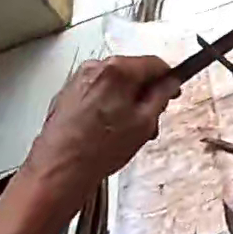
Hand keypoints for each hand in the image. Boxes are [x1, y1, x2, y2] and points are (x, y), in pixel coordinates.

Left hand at [0, 56, 178, 233]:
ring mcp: (78, 81)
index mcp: (116, 69)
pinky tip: (109, 132)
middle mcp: (94, 68)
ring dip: (127, 101)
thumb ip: (161, 96)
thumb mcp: (144, 123)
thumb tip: (169, 83)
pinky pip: (97, 93)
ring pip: (114, 84)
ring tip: (129, 132)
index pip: (154, 63)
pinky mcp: (67, 96)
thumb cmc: (96, 150)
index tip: (173, 90)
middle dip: (146, 93)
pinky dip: (108, 106)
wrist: (59, 170)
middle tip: (152, 118)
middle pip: (132, 72)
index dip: (169, 78)